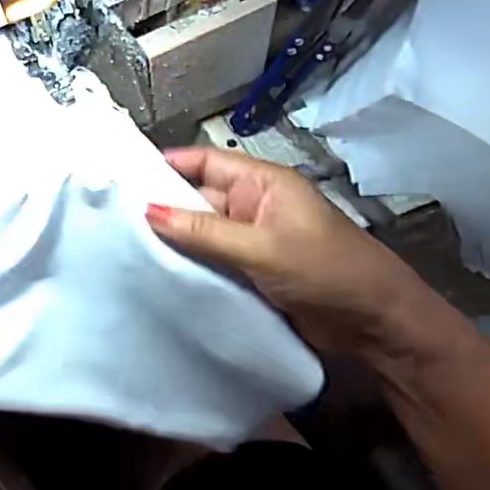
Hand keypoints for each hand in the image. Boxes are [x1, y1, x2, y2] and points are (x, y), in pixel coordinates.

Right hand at [147, 146, 461, 366]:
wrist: (378, 327)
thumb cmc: (327, 272)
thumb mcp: (262, 248)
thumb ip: (203, 230)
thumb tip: (147, 211)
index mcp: (261, 183)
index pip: (202, 162)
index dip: (165, 165)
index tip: (122, 177)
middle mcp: (251, 204)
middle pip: (195, 198)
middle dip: (160, 206)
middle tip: (111, 218)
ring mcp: (249, 239)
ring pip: (199, 231)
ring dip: (171, 239)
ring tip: (122, 245)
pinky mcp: (248, 269)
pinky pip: (209, 259)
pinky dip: (187, 264)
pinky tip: (155, 272)